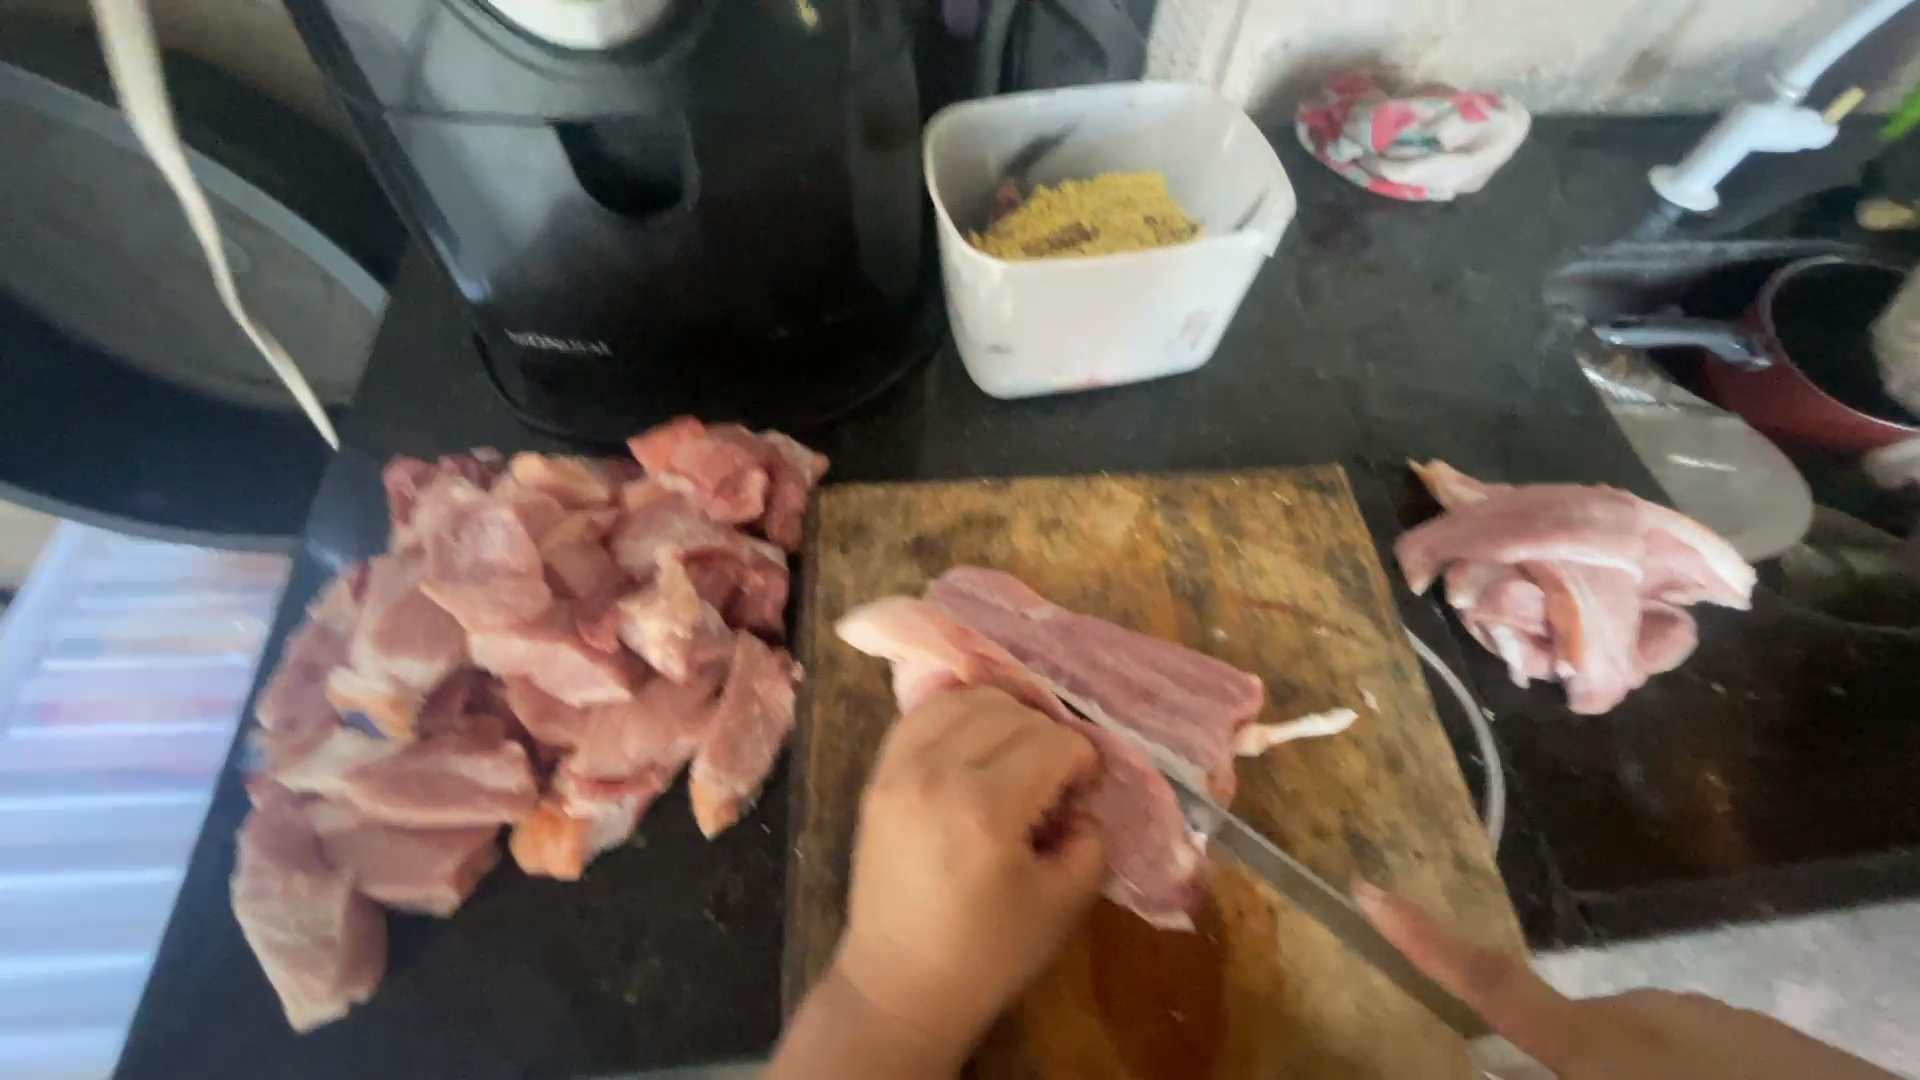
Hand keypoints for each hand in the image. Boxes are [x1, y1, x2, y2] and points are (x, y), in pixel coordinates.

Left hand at [834, 687, 1106, 1066]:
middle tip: (1055, 776)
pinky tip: (974, 738)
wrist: (900, 982)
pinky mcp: (878, 772)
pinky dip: (957, 712)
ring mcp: (899, 767)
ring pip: (966, 699)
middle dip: (1048, 736)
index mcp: (986, 810)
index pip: (1053, 743)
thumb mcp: (1065, 903)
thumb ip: (1091, 837)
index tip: (1084, 789)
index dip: (1083, 760)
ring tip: (1016, 751)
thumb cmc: (988, 953)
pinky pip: (922, 712)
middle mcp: (937, 773)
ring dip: (1004, 715)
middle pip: (1013, 713)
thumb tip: (1081, 795)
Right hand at [1354, 882, 1899, 1079]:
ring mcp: (1720, 1025)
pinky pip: (1720, 1064)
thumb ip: (1557, 1048)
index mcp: (1595, 1043)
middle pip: (1583, 1036)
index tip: (1364, 887)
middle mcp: (1644, 1014)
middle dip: (1579, 1069)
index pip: (1484, 979)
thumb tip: (1479, 1055)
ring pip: (1658, 1055)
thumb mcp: (1602, 1074)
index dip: (1418, 936)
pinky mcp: (1793, 1048)